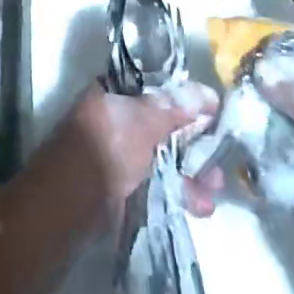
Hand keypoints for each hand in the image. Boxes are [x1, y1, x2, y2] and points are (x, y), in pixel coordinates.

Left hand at [62, 82, 219, 214]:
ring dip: (195, 171)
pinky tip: (200, 205)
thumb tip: (207, 93)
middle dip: (196, 141)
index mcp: (111, 94)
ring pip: (169, 156)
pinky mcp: (131, 185)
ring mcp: (124, 153)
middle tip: (218, 156)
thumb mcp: (141, 120)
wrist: (75, 200)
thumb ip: (173, 107)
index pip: (152, 87)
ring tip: (212, 187)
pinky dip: (184, 192)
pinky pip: (164, 183)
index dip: (183, 97)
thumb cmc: (106, 147)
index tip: (213, 110)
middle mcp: (117, 119)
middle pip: (166, 124)